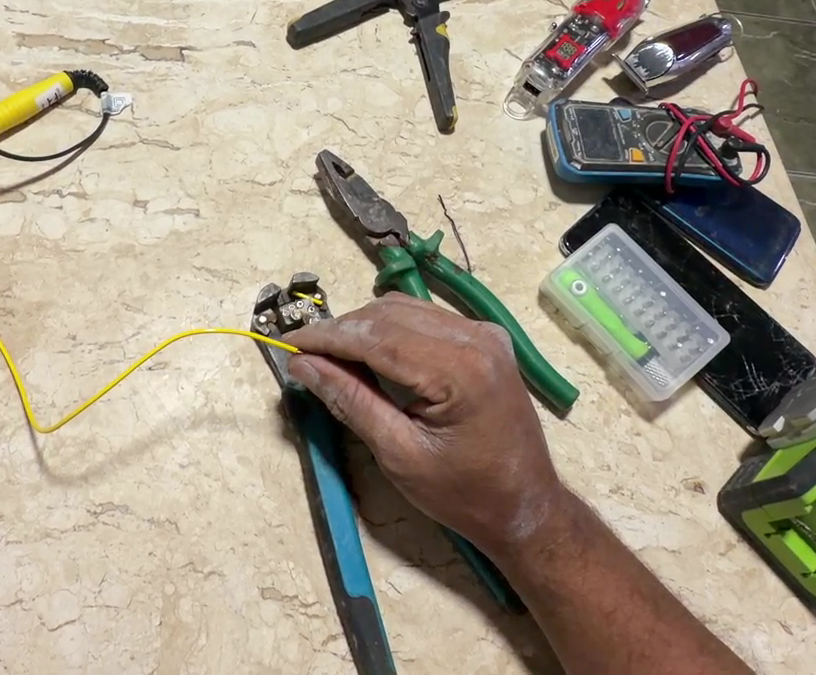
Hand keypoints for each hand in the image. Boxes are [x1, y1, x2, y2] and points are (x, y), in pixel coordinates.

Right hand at [285, 294, 571, 554]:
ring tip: (331, 356)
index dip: (328, 337)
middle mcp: (475, 337)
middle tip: (304, 355)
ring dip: (363, 327)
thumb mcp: (399, 454)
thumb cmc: (464, 494)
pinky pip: (424, 318)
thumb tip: (303, 364)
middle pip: (389, 315)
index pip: (378, 336)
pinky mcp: (484, 337)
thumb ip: (350, 400)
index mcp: (460, 368)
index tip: (289, 343)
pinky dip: (389, 329)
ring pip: (404, 310)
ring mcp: (484, 332)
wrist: (527, 506)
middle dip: (342, 331)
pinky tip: (368, 353)